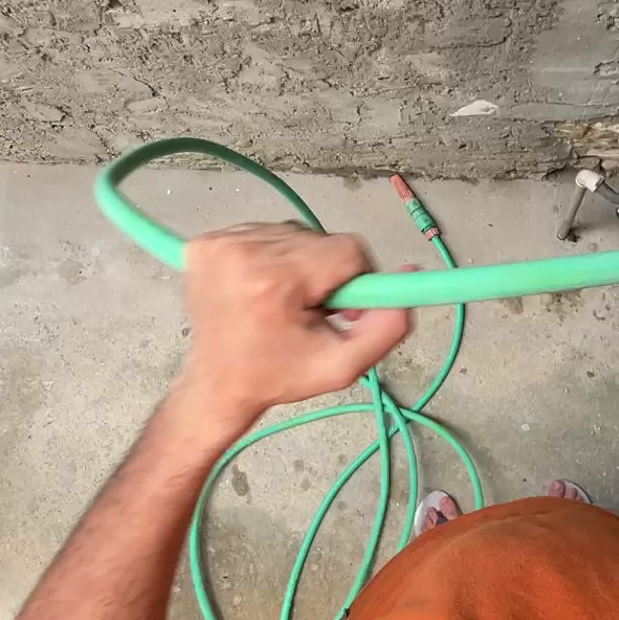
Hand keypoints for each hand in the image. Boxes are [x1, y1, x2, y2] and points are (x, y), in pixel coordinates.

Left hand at [176, 222, 410, 419]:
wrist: (217, 385)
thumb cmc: (278, 376)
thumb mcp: (343, 366)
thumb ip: (387, 326)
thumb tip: (411, 274)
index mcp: (274, 280)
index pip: (347, 250)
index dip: (356, 278)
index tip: (343, 308)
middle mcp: (243, 250)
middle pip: (322, 240)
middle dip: (327, 274)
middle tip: (312, 311)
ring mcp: (220, 242)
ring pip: (297, 234)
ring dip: (301, 264)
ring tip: (285, 301)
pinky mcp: (207, 241)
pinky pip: (267, 234)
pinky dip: (275, 258)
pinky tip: (264, 288)